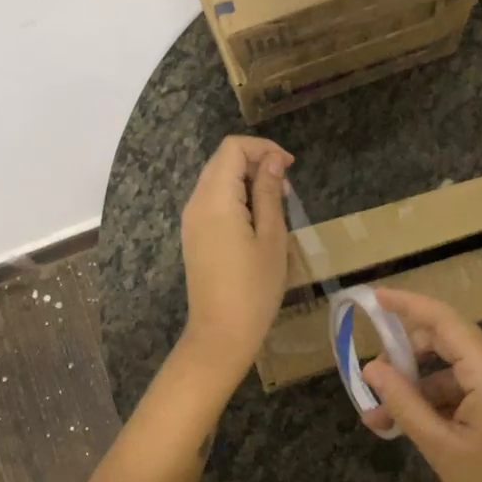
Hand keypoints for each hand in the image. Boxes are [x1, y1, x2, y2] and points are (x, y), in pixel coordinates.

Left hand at [178, 136, 293, 373]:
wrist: (221, 333)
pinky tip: (257, 222)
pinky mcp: (194, 236)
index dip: (263, 149)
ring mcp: (191, 221)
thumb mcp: (272, 237)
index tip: (290, 168)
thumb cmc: (254, 288)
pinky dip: (236, 199)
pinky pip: (213, 202)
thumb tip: (273, 161)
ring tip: (276, 206)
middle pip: (222, 161)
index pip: (232, 149)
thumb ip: (269, 193)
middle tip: (287, 189)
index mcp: (215, 199)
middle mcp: (196, 203)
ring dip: (247, 182)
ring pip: (217, 181)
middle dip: (256, 163)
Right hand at [361, 288, 481, 481]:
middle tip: (373, 388)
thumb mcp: (441, 447)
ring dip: (422, 388)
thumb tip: (371, 368)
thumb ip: (404, 402)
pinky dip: (444, 399)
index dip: (406, 305)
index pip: (443, 320)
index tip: (373, 298)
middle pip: (448, 342)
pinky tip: (418, 425)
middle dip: (407, 361)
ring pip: (457, 368)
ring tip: (385, 421)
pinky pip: (473, 385)